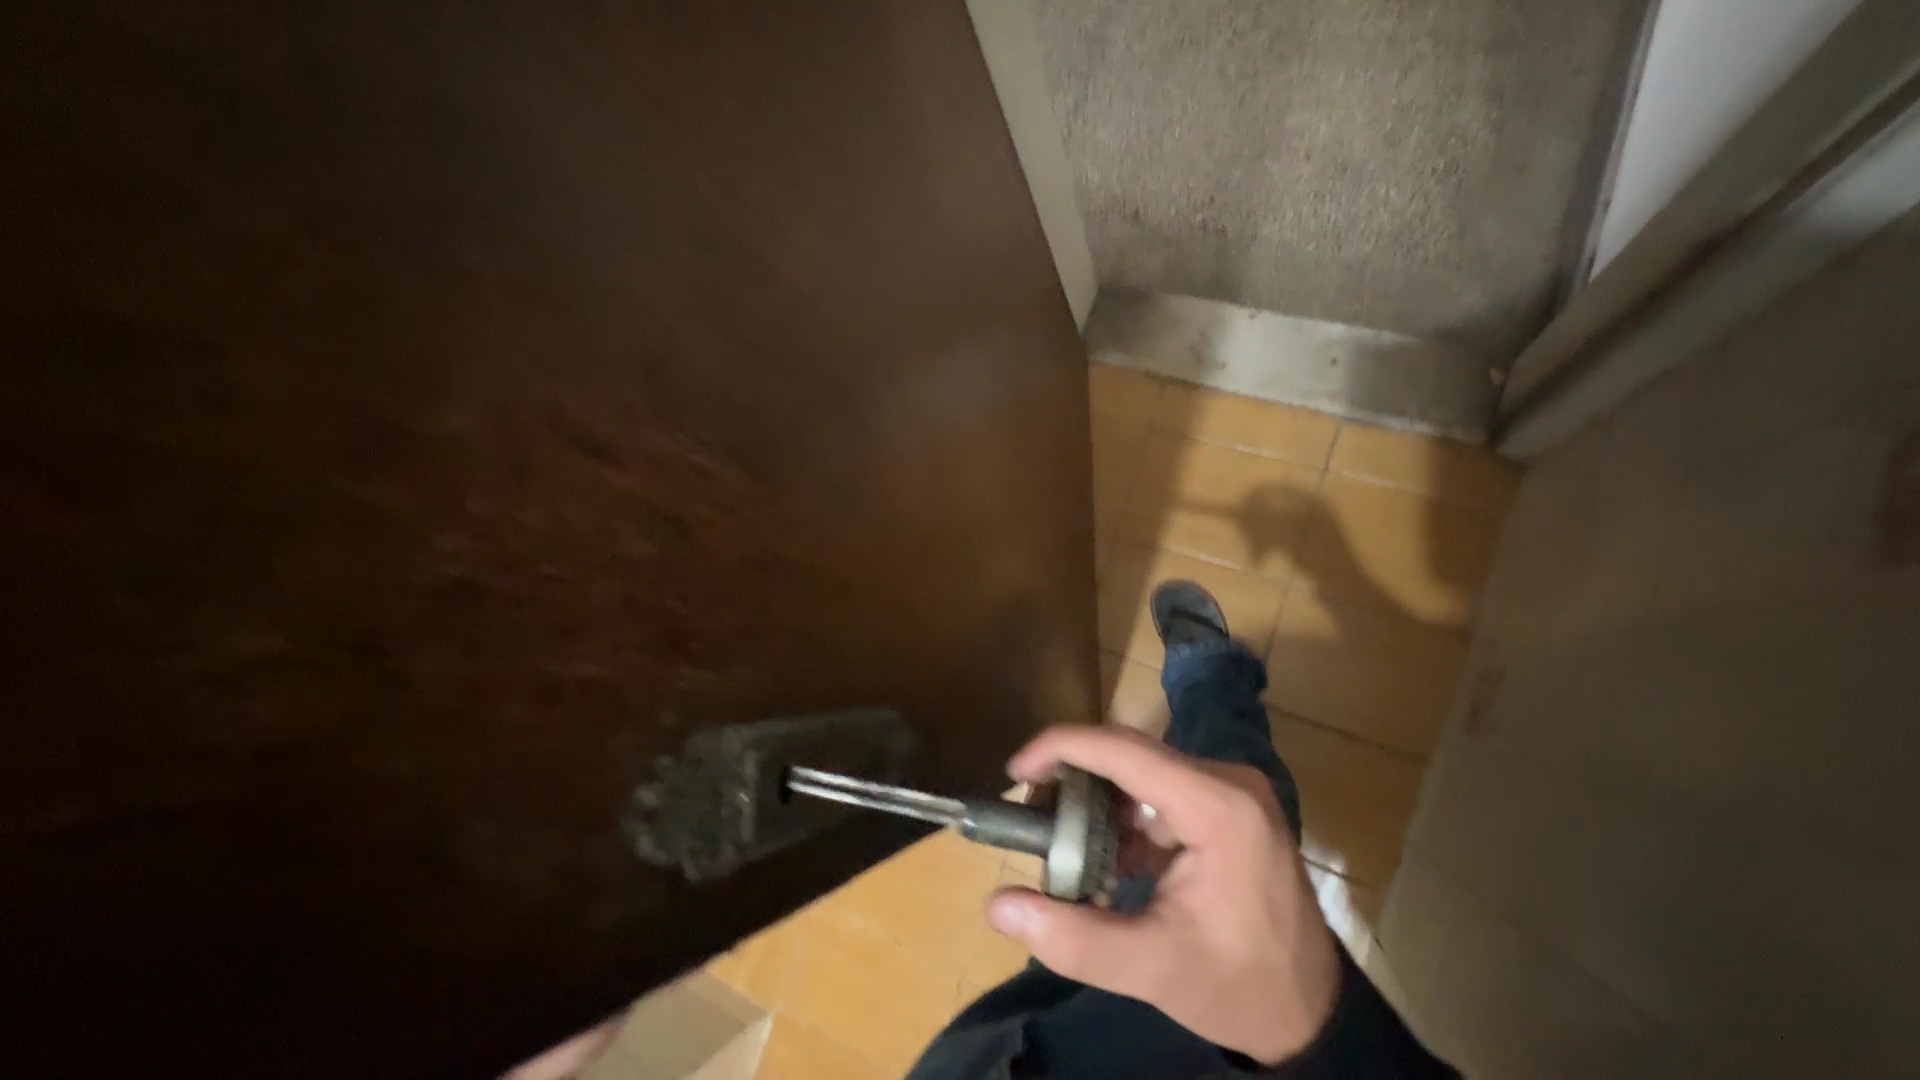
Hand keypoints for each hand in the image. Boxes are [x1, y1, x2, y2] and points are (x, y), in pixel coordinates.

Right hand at [988, 726, 1340, 1064]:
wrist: (1310, 1012)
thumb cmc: (1239, 986)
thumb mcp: (1153, 967)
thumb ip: (1074, 937)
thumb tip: (998, 905)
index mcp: (1219, 807)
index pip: (1124, 750)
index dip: (1062, 748)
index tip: (1015, 771)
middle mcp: (1228, 782)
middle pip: (1130, 756)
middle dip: (1073, 778)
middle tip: (1031, 816)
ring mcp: (1231, 791)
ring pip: (1141, 772)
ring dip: (1096, 800)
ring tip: (1058, 841)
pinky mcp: (1228, 808)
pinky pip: (1159, 792)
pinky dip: (1123, 818)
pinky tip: (1103, 859)